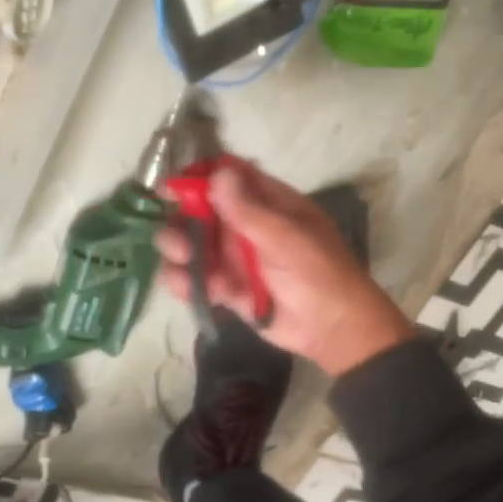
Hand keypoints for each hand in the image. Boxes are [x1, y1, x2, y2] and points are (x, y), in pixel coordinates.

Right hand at [156, 163, 415, 376]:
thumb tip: (218, 174)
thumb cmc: (319, 273)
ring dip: (178, 251)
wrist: (331, 327)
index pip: (228, 177)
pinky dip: (183, 282)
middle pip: (199, 211)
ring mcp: (233, 257)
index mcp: (267, 203)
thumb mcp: (286, 237)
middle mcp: (244, 226)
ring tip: (186, 264)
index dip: (197, 177)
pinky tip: (187, 288)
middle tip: (180, 241)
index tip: (170, 189)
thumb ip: (249, 209)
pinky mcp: (225, 288)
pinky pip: (194, 279)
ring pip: (190, 244)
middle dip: (181, 221)